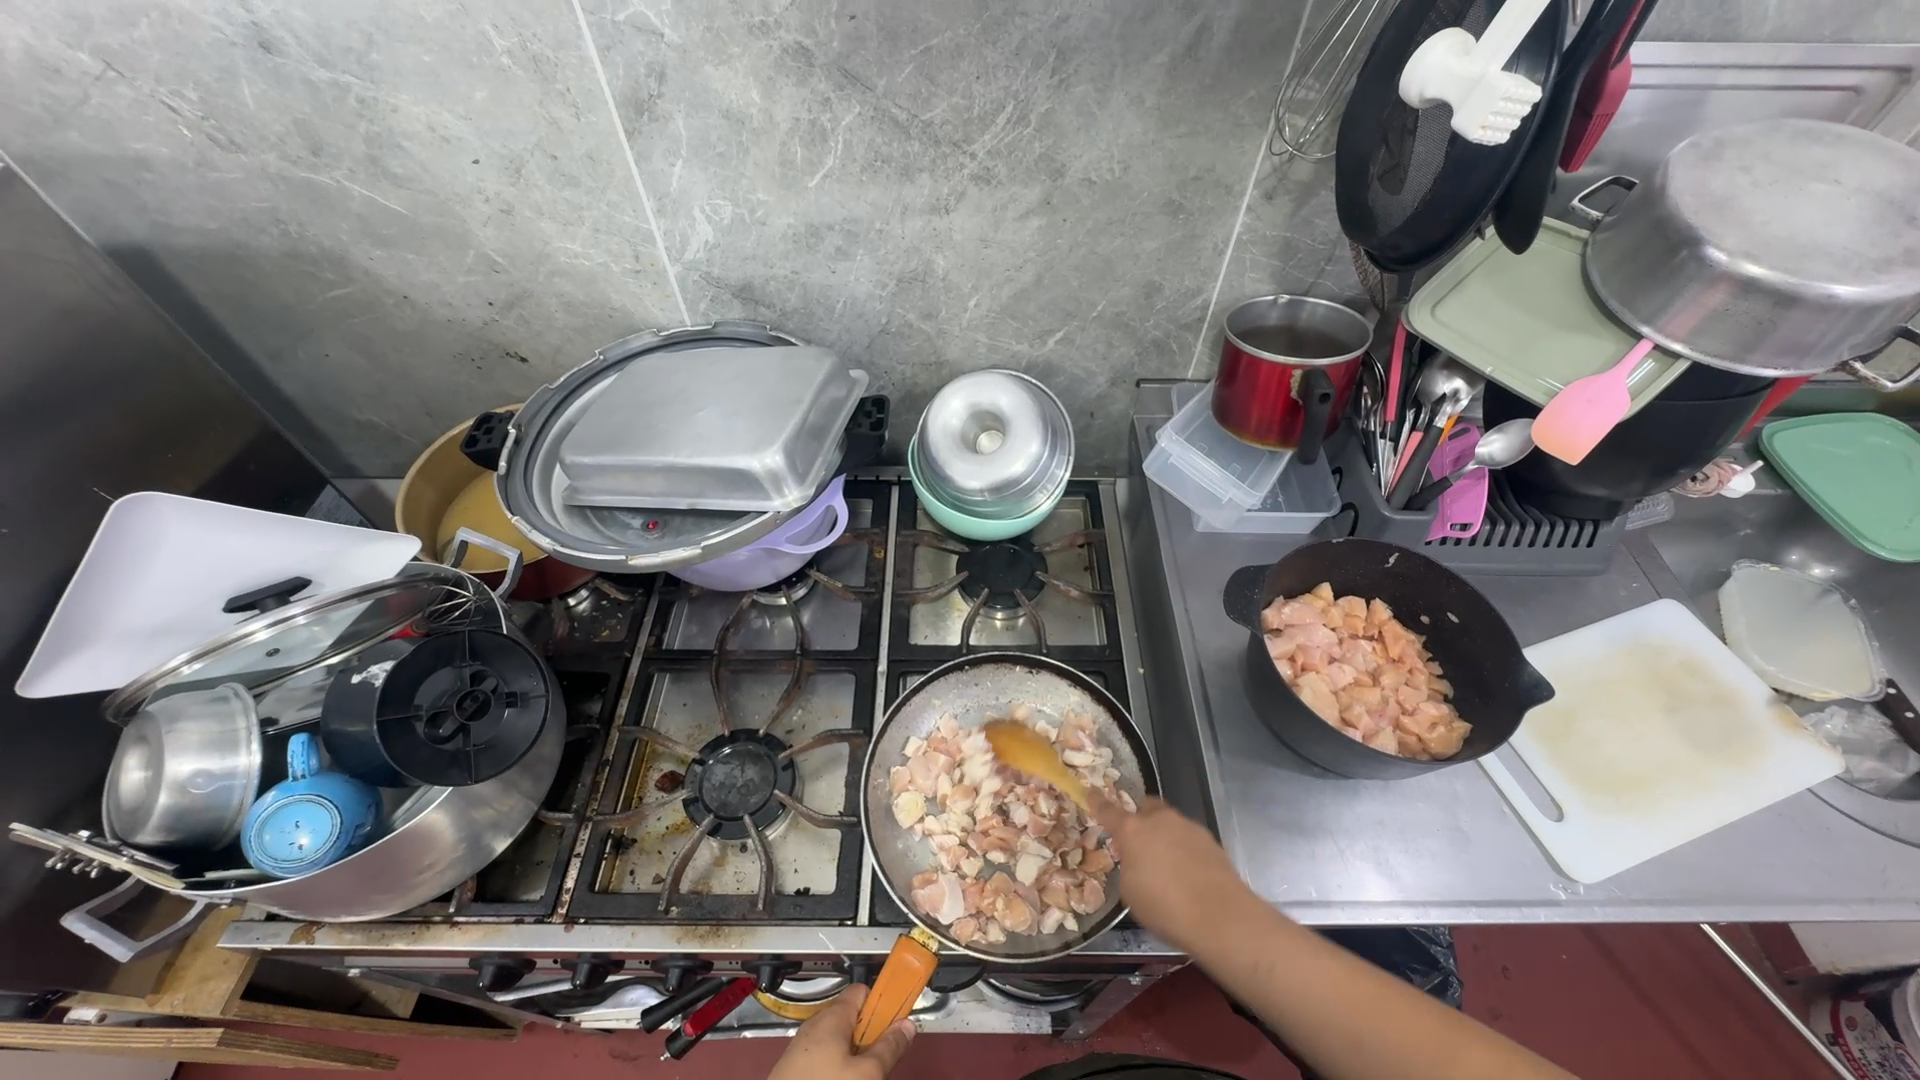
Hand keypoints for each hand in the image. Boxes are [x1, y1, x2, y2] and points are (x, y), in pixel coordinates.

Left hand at [767, 984, 913, 1079]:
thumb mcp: (866, 1074)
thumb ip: (890, 1048)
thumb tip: (906, 1025)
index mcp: (832, 1017)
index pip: (863, 991)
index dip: (883, 1003)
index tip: (898, 1021)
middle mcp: (815, 1025)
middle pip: (853, 1018)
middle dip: (871, 1037)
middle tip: (881, 1061)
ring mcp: (802, 1047)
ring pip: (839, 1041)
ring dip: (855, 1056)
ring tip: (862, 1078)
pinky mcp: (795, 1067)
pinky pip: (824, 1057)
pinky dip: (837, 1067)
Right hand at [1090, 794, 1253, 952]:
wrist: (1220, 915)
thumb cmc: (1164, 906)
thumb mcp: (1130, 892)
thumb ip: (1129, 868)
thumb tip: (1139, 862)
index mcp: (1133, 831)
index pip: (1109, 811)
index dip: (1097, 802)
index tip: (1091, 791)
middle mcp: (1160, 821)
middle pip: (1146, 808)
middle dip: (1140, 819)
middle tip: (1139, 842)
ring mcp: (1188, 827)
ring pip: (1170, 823)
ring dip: (1164, 836)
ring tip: (1168, 865)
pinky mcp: (1211, 841)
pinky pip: (1189, 838)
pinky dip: (1184, 850)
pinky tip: (1189, 874)